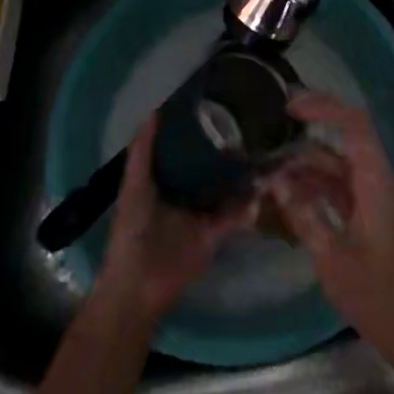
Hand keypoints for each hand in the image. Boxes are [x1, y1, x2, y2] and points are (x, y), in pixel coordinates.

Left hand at [100, 114, 255, 319]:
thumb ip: (143, 152)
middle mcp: (185, 195)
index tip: (217, 108)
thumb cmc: (132, 230)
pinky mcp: (214, 236)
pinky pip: (235, 217)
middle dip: (225, 152)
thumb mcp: (135, 186)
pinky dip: (248, 205)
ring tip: (262, 151)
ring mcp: (201, 215)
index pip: (184, 150)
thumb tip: (154, 112)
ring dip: (241, 176)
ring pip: (226, 190)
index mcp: (164, 181)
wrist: (139, 285)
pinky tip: (262, 187)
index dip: (198, 132)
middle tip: (248, 126)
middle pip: (209, 168)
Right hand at [262, 93, 393, 342]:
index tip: (289, 107)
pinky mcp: (365, 215)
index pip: (354, 125)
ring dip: (305, 163)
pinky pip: (337, 186)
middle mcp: (376, 181)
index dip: (324, 107)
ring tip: (269, 169)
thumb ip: (305, 216)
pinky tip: (284, 195)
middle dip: (310, 128)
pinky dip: (312, 185)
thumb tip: (276, 182)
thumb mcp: (333, 259)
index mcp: (375, 182)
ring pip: (337, 163)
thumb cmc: (378, 296)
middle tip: (272, 128)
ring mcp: (371, 198)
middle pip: (345, 138)